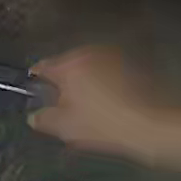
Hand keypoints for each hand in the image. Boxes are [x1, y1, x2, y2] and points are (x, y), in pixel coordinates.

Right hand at [28, 47, 168, 161]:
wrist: (147, 123)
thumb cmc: (102, 124)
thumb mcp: (68, 128)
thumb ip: (45, 119)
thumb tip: (32, 116)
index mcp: (68, 65)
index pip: (43, 66)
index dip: (36, 77)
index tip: (35, 86)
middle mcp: (85, 52)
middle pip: (65, 63)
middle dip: (62, 79)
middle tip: (63, 102)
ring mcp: (106, 54)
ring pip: (84, 64)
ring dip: (81, 77)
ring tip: (86, 102)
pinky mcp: (124, 60)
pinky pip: (102, 66)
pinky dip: (99, 77)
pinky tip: (105, 97)